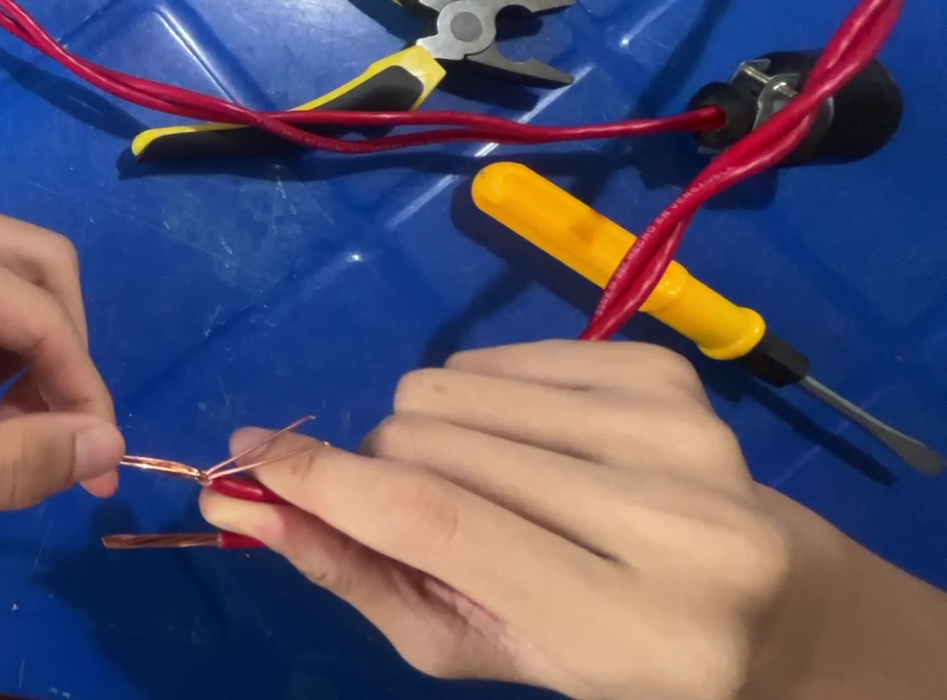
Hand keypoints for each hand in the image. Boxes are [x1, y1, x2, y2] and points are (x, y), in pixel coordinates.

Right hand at [203, 341, 805, 699]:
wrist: (763, 605)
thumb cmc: (591, 648)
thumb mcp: (462, 639)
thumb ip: (346, 568)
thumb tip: (239, 499)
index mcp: (627, 627)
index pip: (428, 519)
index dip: (317, 478)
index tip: (244, 457)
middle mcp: (673, 522)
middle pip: (419, 438)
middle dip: (384, 467)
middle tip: (433, 509)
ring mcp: (680, 432)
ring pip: (438, 384)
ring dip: (426, 427)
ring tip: (487, 477)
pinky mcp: (665, 372)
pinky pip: (485, 353)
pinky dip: (477, 394)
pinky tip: (533, 441)